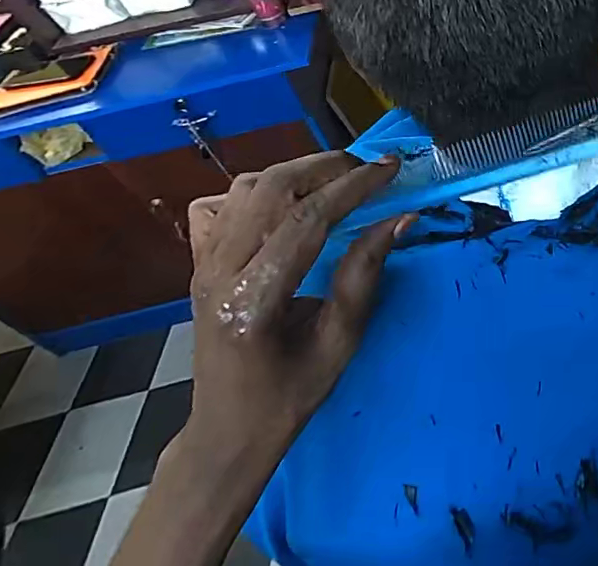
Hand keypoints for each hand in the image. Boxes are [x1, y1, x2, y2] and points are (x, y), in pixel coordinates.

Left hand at [182, 152, 412, 454]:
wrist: (225, 432)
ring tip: (337, 180)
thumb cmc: (287, 398)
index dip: (353, 187)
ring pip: (248, 187)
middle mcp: (219, 270)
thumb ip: (364, 275)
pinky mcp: (198, 259)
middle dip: (326, 166)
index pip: (307, 219)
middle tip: (367, 168)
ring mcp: (202, 261)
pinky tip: (285, 202)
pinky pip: (222, 202)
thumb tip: (399, 219)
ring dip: (297, 172)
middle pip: (272, 187)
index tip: (389, 168)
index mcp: (253, 300)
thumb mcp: (338, 344)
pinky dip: (258, 190)